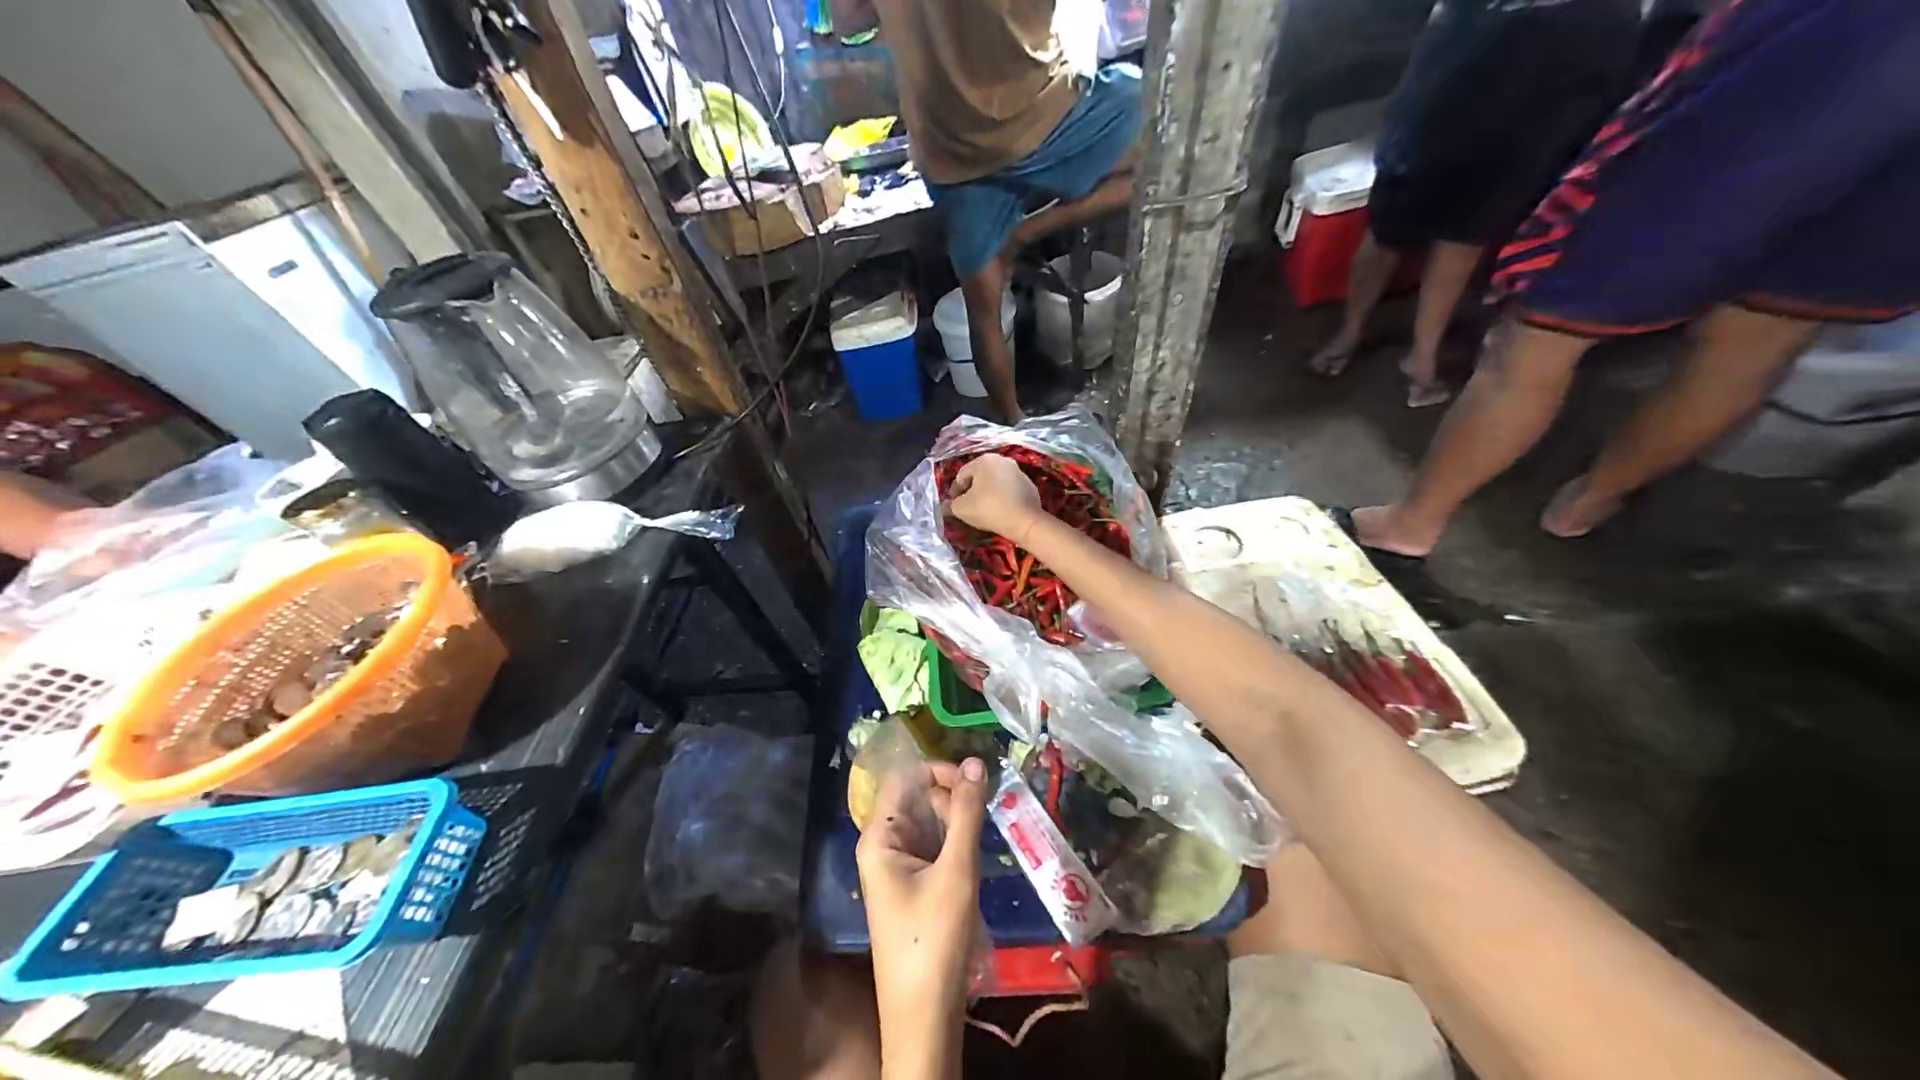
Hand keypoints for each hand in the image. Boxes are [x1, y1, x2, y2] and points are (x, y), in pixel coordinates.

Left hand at [856, 757, 988, 1078]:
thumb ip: (967, 813)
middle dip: (952, 802)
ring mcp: (898, 867)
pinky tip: (971, 865)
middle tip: (978, 828)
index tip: (976, 782)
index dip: (939, 771)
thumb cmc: (935, 938)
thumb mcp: (957, 870)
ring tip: (975, 851)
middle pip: (918, 799)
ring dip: (957, 826)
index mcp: (879, 836)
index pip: (905, 778)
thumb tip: (977, 762)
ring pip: (930, 824)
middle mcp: (883, 845)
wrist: (924, 1015)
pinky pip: (934, 848)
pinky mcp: (913, 886)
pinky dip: (955, 847)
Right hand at [946, 455, 1044, 540]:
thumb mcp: (962, 508)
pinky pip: (1009, 489)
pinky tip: (1000, 510)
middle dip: (971, 491)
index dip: (954, 491)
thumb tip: (946, 505)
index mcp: (984, 460)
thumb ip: (951, 505)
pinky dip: (1002, 497)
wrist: (1024, 521)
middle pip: (979, 476)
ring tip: (984, 510)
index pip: (961, 474)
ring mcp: (1018, 471)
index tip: (953, 506)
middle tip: (967, 507)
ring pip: (995, 482)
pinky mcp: (1029, 485)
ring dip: (987, 493)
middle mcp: (1002, 460)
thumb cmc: (989, 509)